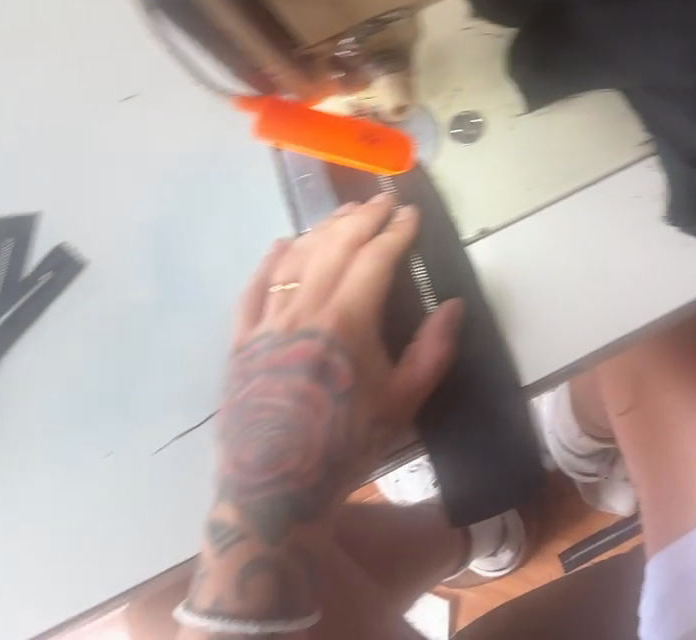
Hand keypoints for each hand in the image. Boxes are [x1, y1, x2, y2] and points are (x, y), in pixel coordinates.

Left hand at [185, 194, 464, 625]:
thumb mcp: (403, 403)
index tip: (412, 212)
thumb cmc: (346, 446)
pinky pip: (254, 289)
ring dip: (324, 229)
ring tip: (344, 213)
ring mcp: (267, 323)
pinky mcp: (241, 341)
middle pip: (335, 245)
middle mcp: (304, 309)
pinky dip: (270, 260)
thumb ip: (433, 350)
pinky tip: (283, 243)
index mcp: (347, 321)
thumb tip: (454, 305)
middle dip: (363, 217)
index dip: (397, 230)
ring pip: (295, 258)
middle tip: (383, 201)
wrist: (273, 494)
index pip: (376, 257)